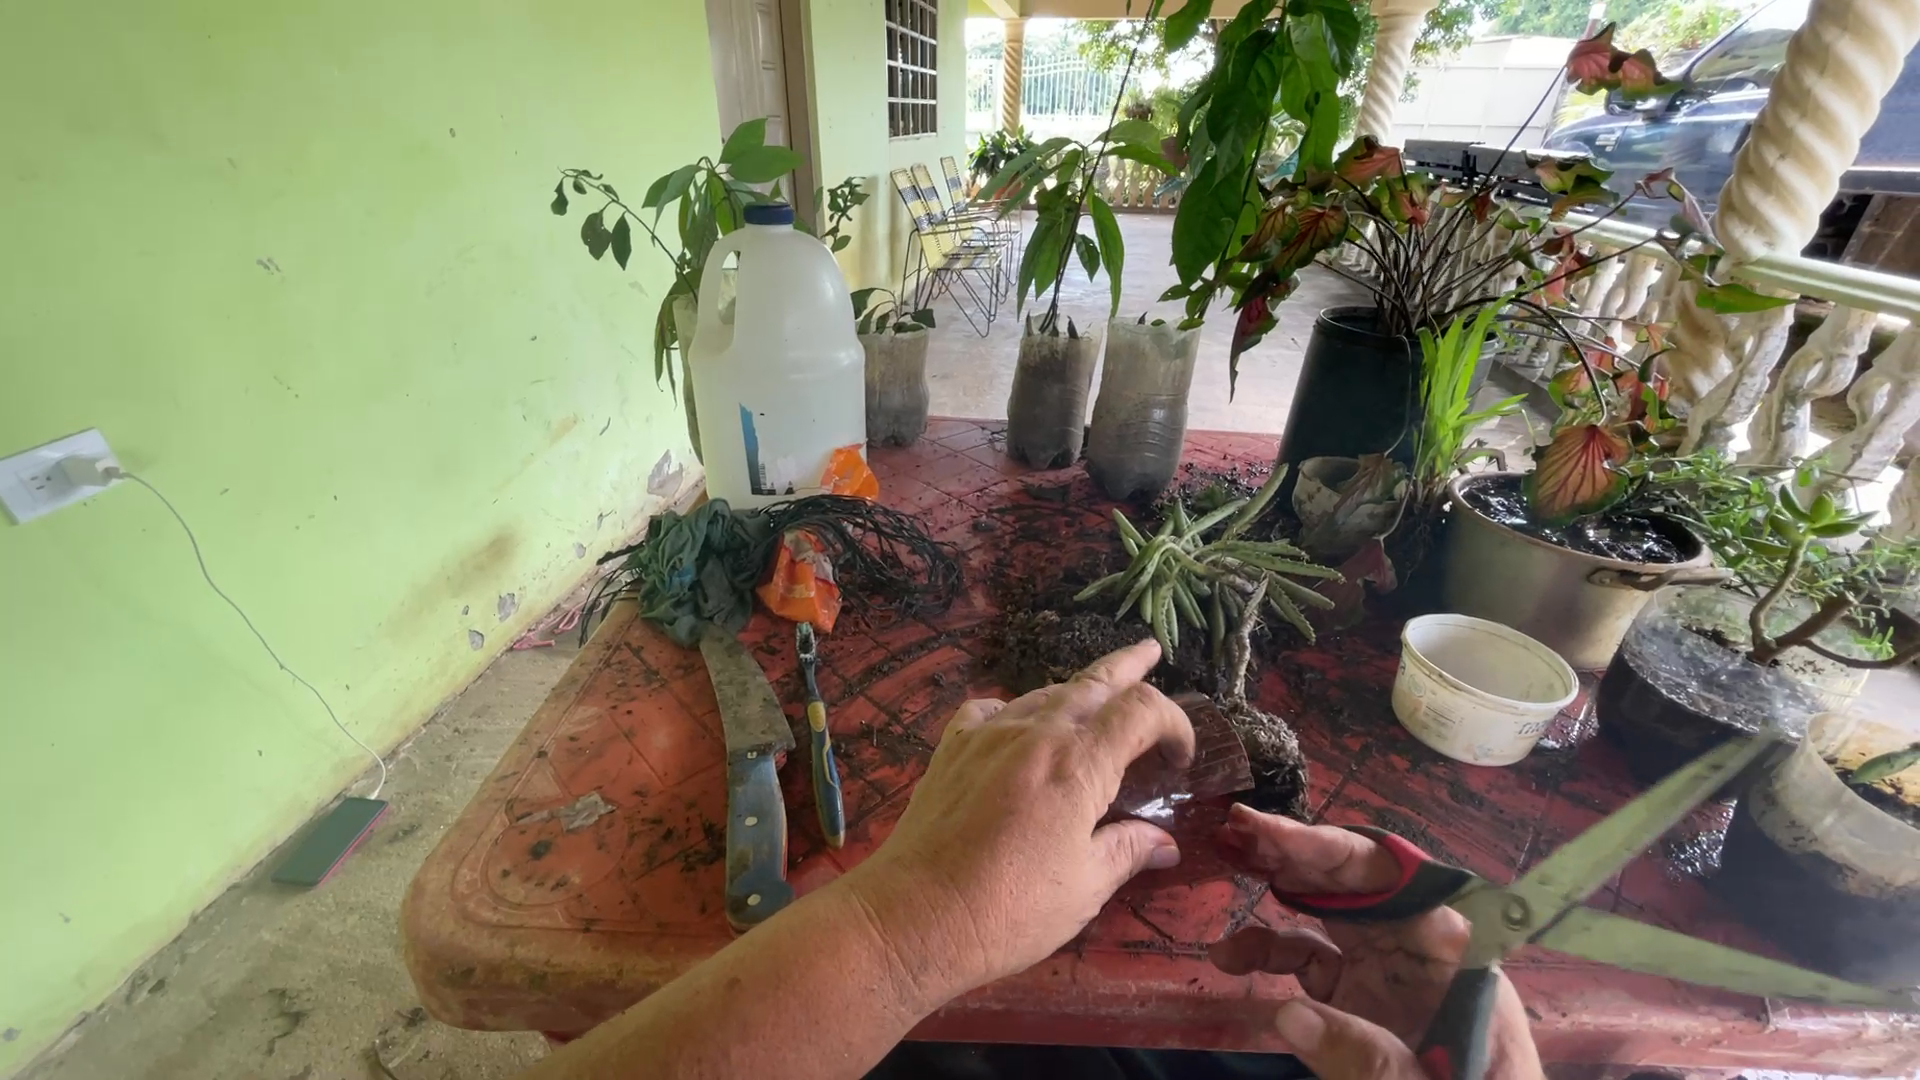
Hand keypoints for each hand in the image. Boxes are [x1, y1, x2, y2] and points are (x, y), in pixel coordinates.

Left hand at [839, 640, 1195, 1008]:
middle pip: (1093, 681)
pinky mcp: (953, 744)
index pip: (1141, 710)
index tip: (1181, 756)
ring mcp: (989, 732)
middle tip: (1150, 650)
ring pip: (1045, 692)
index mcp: (1078, 763)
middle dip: (1129, 665)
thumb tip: (1165, 843)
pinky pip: (992, 709)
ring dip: (1077, 692)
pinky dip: (1016, 711)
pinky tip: (1018, 726)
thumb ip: (1127, 851)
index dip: (1173, 721)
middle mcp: (1036, 732)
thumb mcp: (1084, 888)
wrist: (916, 913)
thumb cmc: (1010, 909)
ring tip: (1094, 698)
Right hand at [1209, 806, 1542, 1079]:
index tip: (1276, 835)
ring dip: (1274, 879)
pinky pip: (1302, 953)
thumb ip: (1367, 1058)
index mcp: (1450, 953)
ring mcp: (1380, 967)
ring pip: (1322, 904)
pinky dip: (1264, 949)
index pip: (1393, 877)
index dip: (1332, 849)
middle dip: (1293, 849)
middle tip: (1236, 827)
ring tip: (1226, 856)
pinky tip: (1227, 956)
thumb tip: (1286, 1013)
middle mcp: (1412, 944)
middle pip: (1350, 878)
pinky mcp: (1352, 994)